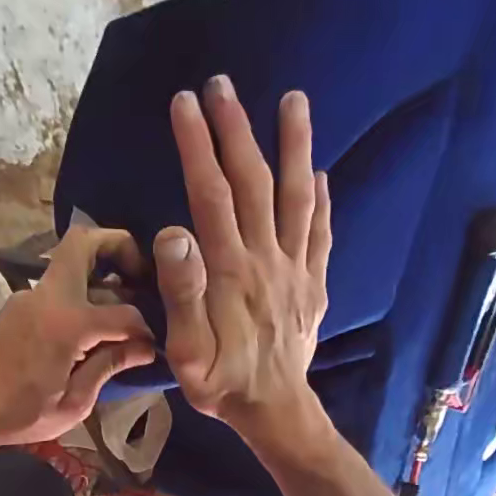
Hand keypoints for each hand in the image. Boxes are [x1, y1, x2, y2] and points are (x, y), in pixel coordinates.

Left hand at [0, 225, 156, 448]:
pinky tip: (92, 327)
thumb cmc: (18, 414)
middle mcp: (47, 296)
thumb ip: (108, 367)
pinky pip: (58, 287)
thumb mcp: (73, 402)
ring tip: (122, 305)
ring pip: (70, 262)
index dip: (146, 327)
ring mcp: (29, 297)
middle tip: (140, 276)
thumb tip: (144, 348)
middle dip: (119, 246)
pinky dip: (81, 293)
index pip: (124, 311)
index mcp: (66, 322)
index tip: (154, 342)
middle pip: (84, 241)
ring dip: (99, 272)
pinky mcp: (18, 306)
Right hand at [157, 76, 331, 447]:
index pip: (211, 194)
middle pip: (253, 182)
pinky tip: (322, 174)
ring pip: (297, 196)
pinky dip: (322, 200)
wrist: (274, 410)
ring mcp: (296, 267)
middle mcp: (267, 257)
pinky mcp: (314, 283)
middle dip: (236, 130)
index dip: (198, 146)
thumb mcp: (187, 349)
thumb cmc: (221, 381)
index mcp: (230, 269)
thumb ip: (182, 292)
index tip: (185, 104)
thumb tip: (173, 231)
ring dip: (295, 146)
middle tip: (222, 85)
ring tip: (294, 100)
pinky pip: (321, 233)